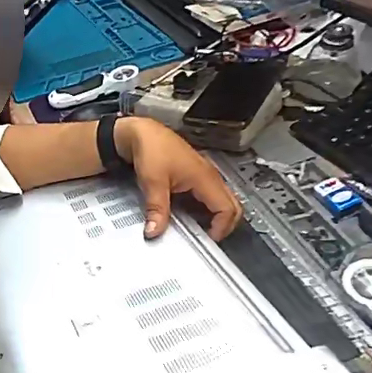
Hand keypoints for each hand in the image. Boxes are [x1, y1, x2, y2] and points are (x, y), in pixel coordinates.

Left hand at [113, 117, 242, 239]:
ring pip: (220, 200)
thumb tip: (155, 232)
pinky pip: (208, 195)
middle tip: (207, 239)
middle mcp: (209, 176)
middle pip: (231, 205)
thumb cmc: (151, 148)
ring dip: (213, 217)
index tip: (207, 240)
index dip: (221, 228)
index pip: (227, 208)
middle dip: (224, 224)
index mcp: (205, 177)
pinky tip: (186, 215)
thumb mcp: (153, 183)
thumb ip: (157, 210)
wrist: (140, 132)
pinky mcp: (194, 175)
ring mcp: (203, 175)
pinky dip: (203, 208)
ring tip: (196, 230)